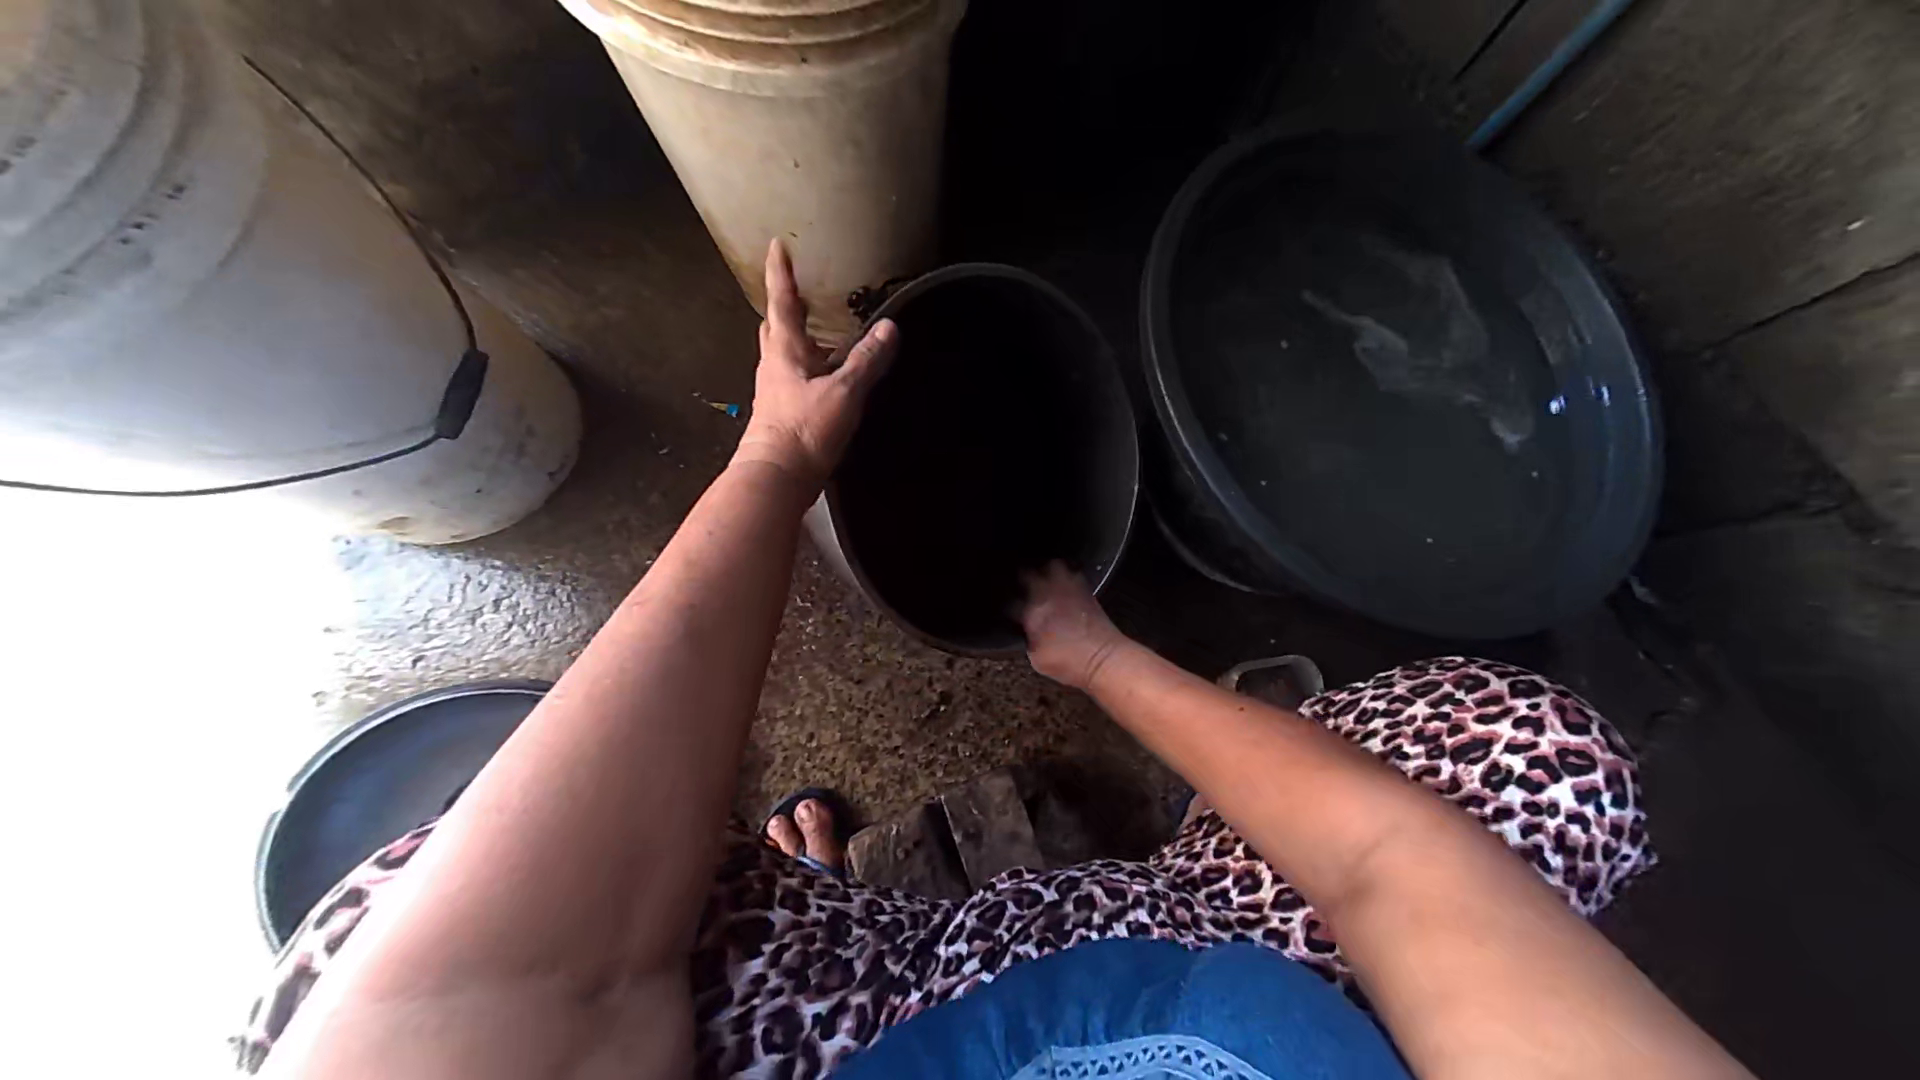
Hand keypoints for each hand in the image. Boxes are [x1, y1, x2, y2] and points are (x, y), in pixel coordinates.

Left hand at [733, 238, 897, 487]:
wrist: (778, 477)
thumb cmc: (804, 430)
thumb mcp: (843, 393)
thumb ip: (867, 361)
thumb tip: (890, 327)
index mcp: (784, 351)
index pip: (781, 302)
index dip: (781, 273)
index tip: (778, 246)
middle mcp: (774, 366)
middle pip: (777, 328)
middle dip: (787, 309)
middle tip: (802, 293)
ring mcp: (776, 391)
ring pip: (786, 355)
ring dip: (800, 341)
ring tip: (823, 334)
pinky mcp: (784, 414)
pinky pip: (796, 380)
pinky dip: (810, 370)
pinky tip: (827, 379)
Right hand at [1018, 561, 1130, 690]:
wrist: (1102, 659)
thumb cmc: (1069, 663)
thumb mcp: (1038, 660)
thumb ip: (1028, 640)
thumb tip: (1028, 632)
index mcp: (1030, 613)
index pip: (1010, 602)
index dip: (1007, 605)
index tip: (1009, 609)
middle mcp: (1046, 596)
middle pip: (1026, 573)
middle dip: (1022, 576)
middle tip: (1022, 582)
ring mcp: (1066, 589)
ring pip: (1052, 565)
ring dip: (1047, 569)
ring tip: (1045, 575)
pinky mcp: (1085, 590)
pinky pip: (1073, 572)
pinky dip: (1068, 574)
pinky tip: (1066, 583)